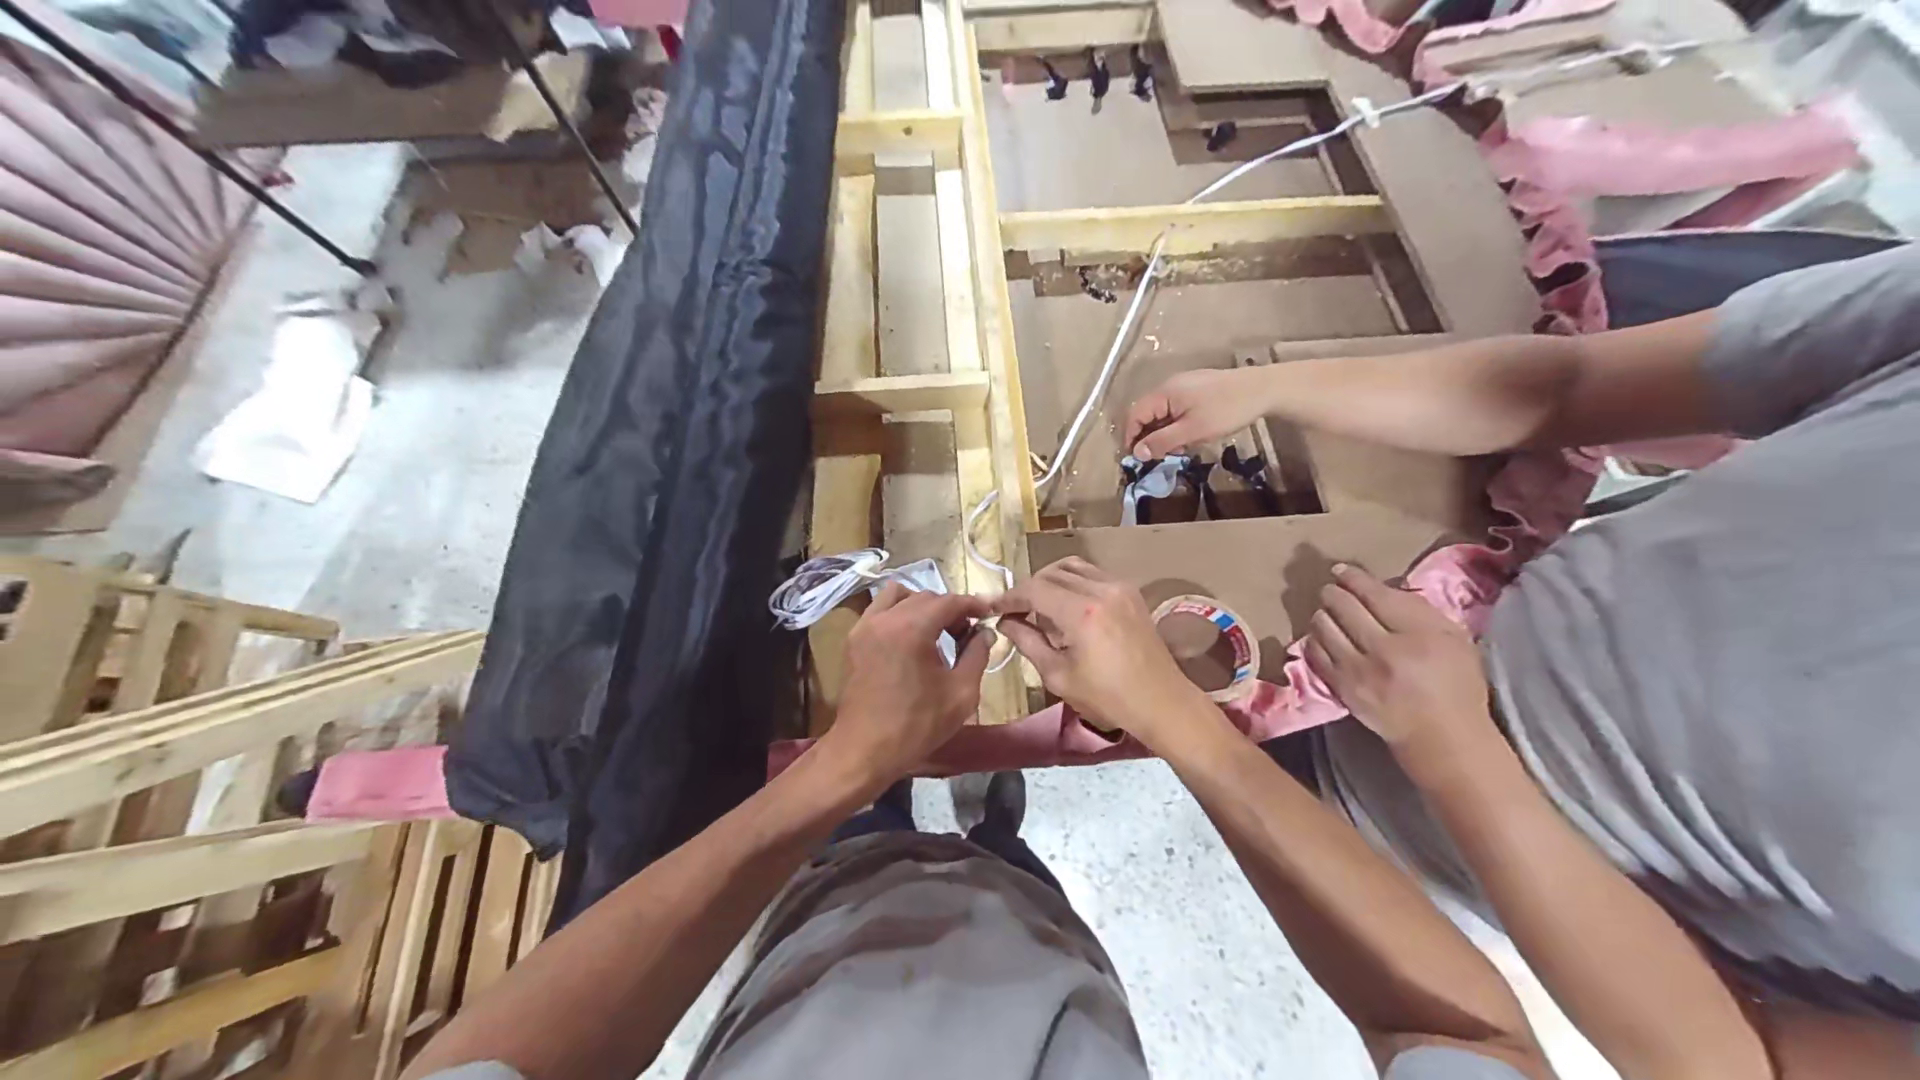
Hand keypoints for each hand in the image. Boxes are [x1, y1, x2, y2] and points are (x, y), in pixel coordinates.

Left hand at [821, 583, 993, 789]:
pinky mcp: (854, 639)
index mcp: (912, 628)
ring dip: (922, 606)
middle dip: (949, 609)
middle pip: (925, 597)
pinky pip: (879, 610)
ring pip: (898, 596)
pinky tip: (911, 639)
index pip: (949, 602)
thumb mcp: (961, 693)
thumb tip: (985, 632)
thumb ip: (977, 655)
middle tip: (966, 633)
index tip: (988, 613)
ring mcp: (864, 626)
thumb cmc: (917, 725)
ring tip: (936, 631)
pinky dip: (898, 613)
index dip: (972, 605)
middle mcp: (884, 618)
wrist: (866, 750)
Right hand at [992, 557, 1210, 749]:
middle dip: (1028, 589)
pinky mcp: (1130, 592)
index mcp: (1082, 612)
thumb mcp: (1058, 675)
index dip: (1010, 597)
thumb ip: (1027, 642)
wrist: (1161, 702)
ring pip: (1072, 567)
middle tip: (1014, 611)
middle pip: (1051, 573)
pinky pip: (1092, 574)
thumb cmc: (1108, 697)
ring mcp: (1119, 587)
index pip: (1034, 589)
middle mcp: (1102, 589)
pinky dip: (1072, 582)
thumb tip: (1006, 622)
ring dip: (1049, 581)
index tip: (993, 608)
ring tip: (1039, 606)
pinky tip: (1066, 607)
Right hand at [1124, 368, 1271, 459]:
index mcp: (1164, 393)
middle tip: (1160, 457)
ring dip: (1164, 433)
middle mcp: (1170, 386)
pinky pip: (1176, 409)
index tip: (1136, 460)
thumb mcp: (1192, 430)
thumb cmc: (1226, 410)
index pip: (1135, 415)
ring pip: (1163, 413)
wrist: (1265, 388)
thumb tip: (1137, 453)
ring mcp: (1184, 386)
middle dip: (1149, 437)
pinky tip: (1191, 436)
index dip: (1131, 437)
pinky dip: (1176, 425)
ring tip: (1179, 449)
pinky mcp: (1197, 390)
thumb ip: (1162, 441)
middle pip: (1147, 414)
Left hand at [1303, 565, 1496, 762]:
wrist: (1441, 736)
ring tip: (1327, 612)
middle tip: (1332, 590)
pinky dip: (1315, 639)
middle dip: (1333, 592)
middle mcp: (1384, 650)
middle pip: (1343, 606)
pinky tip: (1321, 636)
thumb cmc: (1455, 685)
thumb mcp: (1453, 640)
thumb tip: (1382, 588)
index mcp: (1419, 635)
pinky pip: (1315, 652)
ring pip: (1323, 626)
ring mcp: (1357, 670)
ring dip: (1322, 614)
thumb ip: (1419, 611)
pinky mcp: (1341, 687)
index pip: (1376, 595)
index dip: (1354, 578)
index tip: (1342, 571)